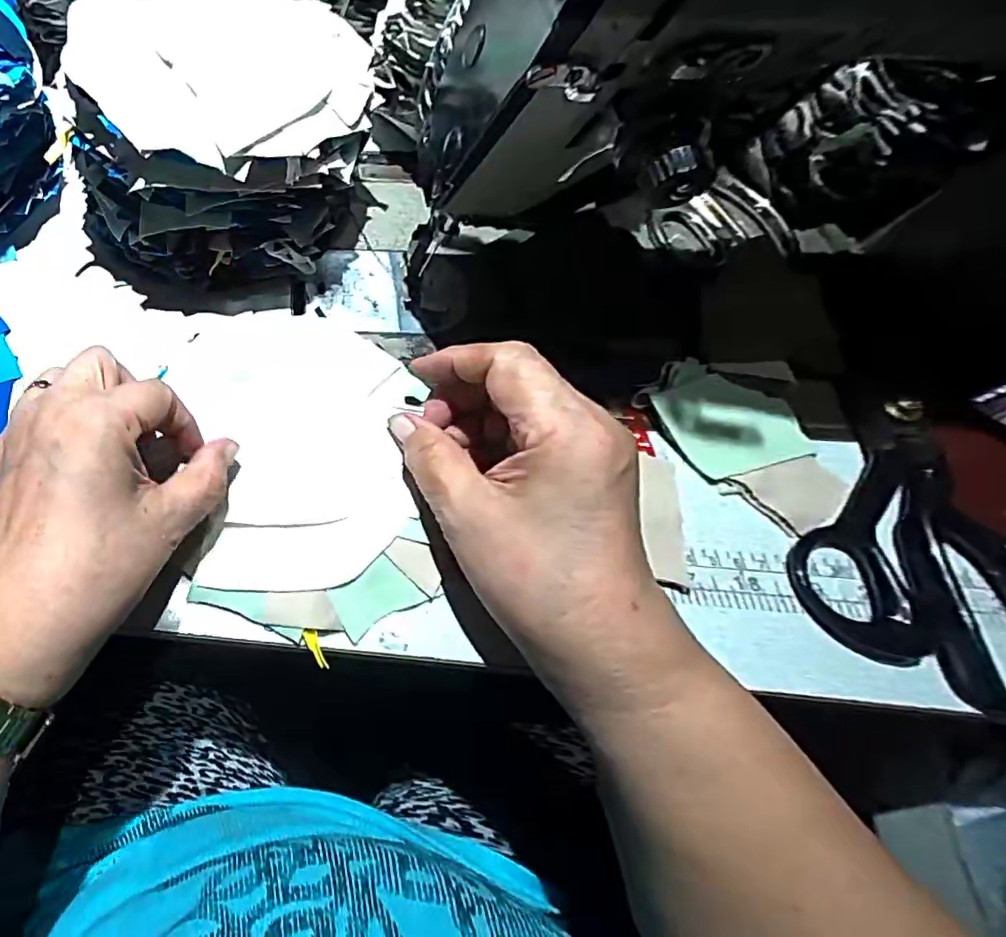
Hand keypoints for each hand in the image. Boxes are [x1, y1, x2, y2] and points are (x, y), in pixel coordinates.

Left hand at [0, 347, 236, 708]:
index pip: (157, 393)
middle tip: (151, 444)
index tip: (191, 463)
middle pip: (104, 365)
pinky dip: (67, 419)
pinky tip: (80, 470)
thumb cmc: (96, 569)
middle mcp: (51, 408)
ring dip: (99, 400)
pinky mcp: (2, 452)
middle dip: (137, 395)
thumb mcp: (166, 523)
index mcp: (94, 418)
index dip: (185, 425)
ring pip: (64, 379)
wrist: (14, 620)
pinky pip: (39, 408)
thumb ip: (206, 476)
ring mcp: (19, 427)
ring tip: (116, 451)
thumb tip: (226, 447)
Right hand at [389, 342, 708, 721]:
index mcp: (568, 426)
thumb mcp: (467, 514)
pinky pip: (536, 435)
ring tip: (441, 454)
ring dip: (477, 420)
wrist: (601, 644)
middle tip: (424, 430)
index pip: (508, 361)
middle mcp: (590, 425)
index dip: (455, 361)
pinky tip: (469, 470)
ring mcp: (594, 448)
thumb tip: (403, 421)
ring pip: (524, 407)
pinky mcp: (589, 471)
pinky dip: (497, 443)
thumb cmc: (534, 579)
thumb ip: (429, 456)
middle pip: (518, 379)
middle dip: (463, 394)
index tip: (414, 379)